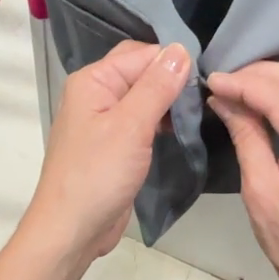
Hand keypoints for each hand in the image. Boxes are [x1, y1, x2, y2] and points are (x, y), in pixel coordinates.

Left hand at [24, 40, 189, 259]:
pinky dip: (160, 125)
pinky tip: (180, 133)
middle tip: (205, 97)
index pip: (141, 54)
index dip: (172, 61)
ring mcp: (104, 123)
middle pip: (141, 74)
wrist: (72, 229)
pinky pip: (141, 125)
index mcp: (93, 81)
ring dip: (168, 105)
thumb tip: (181, 50)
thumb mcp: (131, 126)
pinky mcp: (114, 149)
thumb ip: (156, 87)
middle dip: (171, 81)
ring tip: (198, 115)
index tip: (205, 79)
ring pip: (144, 100)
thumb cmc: (97, 175)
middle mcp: (96, 96)